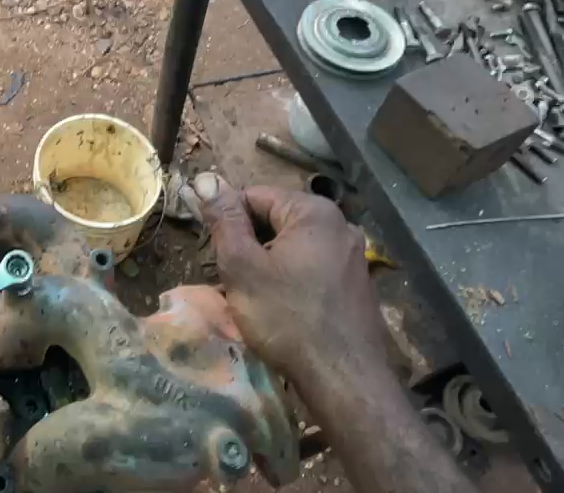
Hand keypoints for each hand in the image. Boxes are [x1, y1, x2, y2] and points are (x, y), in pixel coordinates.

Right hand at [198, 175, 388, 385]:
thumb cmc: (288, 319)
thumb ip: (224, 218)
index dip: (228, 221)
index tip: (218, 252)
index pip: (253, 196)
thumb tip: (206, 178)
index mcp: (314, 211)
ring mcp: (353, 257)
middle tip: (233, 278)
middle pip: (275, 220)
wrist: (346, 385)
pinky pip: (311, 268)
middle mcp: (340, 226)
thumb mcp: (242, 265)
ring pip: (291, 246)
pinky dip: (291, 280)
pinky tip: (282, 309)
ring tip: (255, 298)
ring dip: (267, 264)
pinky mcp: (357, 286)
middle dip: (249, 244)